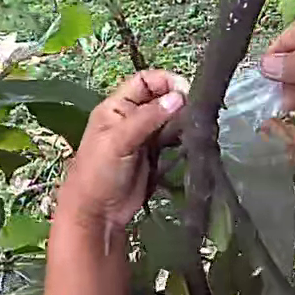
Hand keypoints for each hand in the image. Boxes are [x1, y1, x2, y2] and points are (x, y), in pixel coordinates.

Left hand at [56, 69, 187, 232]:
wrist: (97, 214)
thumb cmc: (99, 173)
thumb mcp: (119, 141)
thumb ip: (148, 118)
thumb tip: (179, 97)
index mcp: (116, 107)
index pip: (144, 80)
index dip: (165, 81)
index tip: (186, 92)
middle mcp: (131, 118)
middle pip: (159, 98)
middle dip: (178, 101)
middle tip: (196, 112)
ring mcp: (143, 137)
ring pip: (168, 118)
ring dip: (182, 120)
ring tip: (197, 127)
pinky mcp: (154, 156)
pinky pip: (172, 139)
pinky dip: (183, 138)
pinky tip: (193, 140)